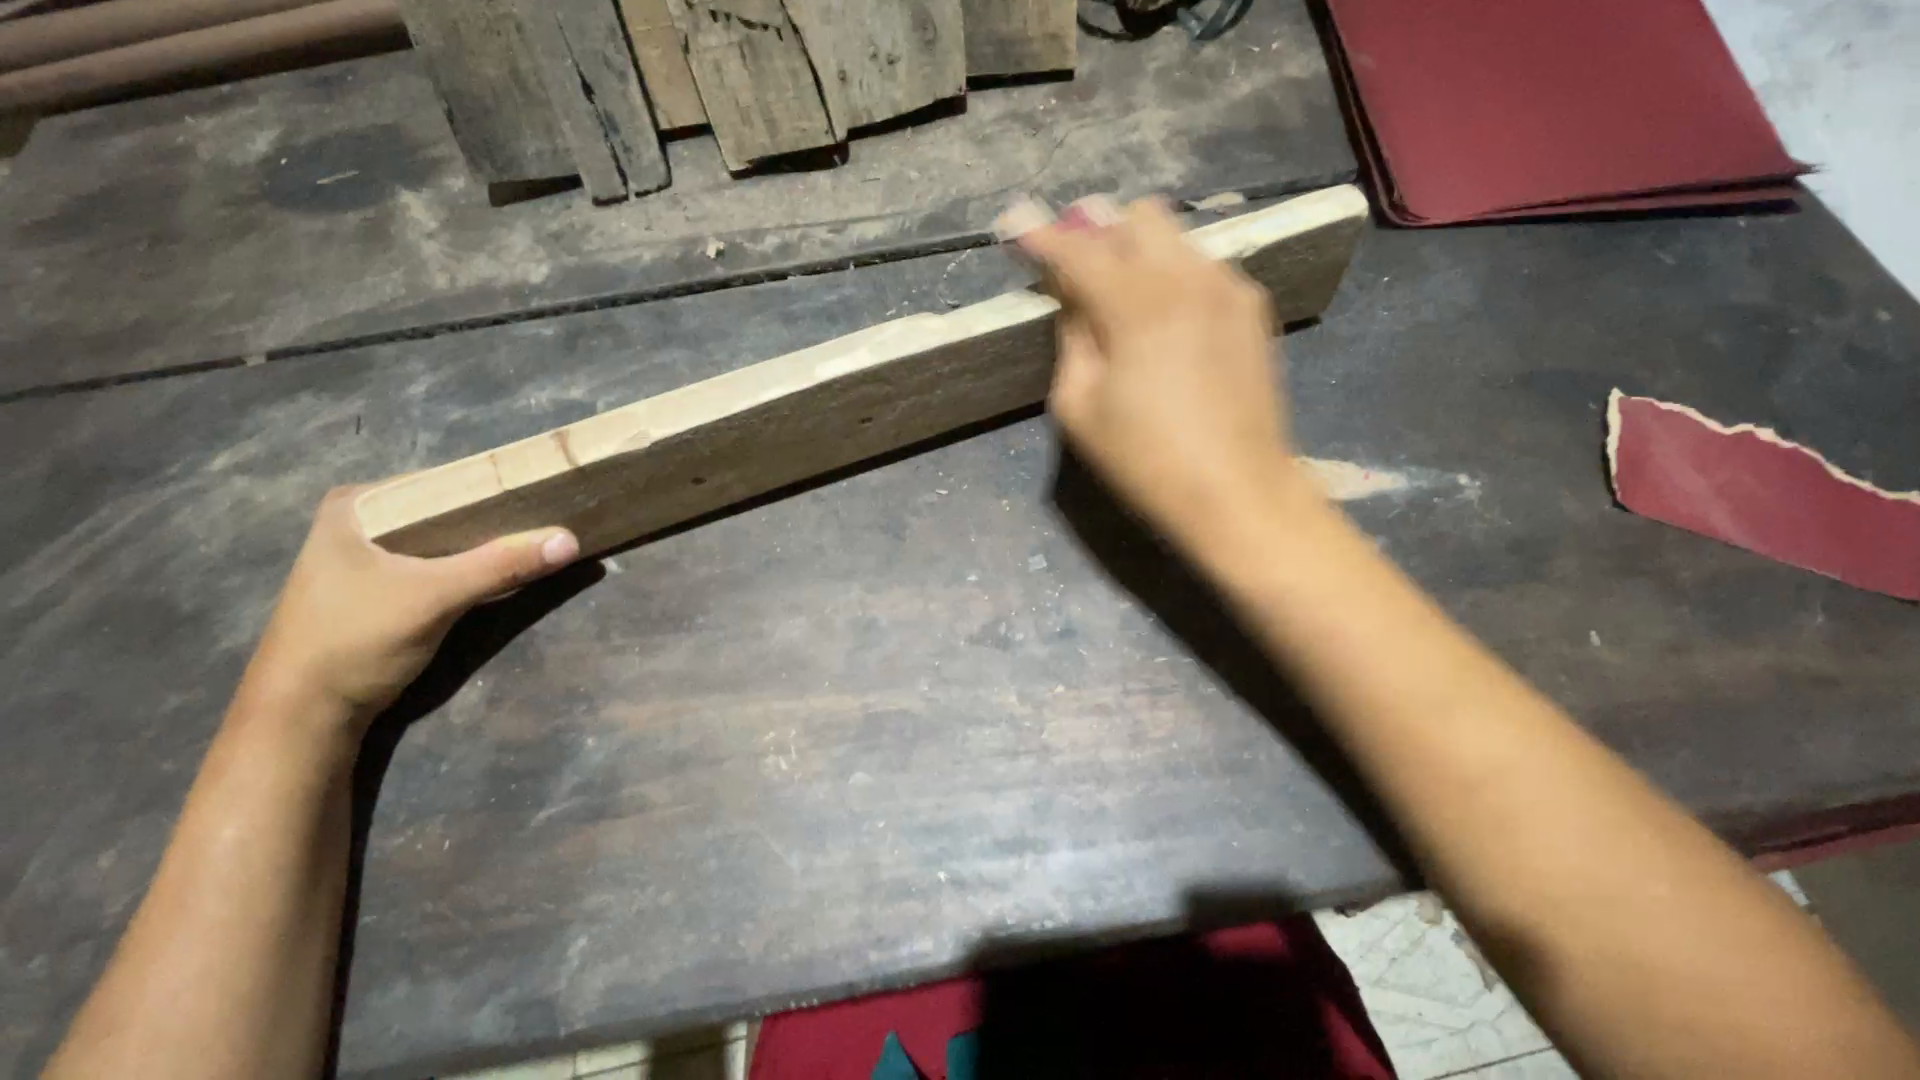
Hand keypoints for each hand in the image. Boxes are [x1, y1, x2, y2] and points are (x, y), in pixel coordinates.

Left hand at [245, 486, 580, 724]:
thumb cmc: (356, 640)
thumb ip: (501, 566)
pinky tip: (506, 573)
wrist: (306, 714)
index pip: (443, 481)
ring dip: (487, 548)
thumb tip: (571, 540)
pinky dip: (472, 570)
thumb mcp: (434, 597)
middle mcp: (362, 522)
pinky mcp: (382, 591)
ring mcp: (370, 559)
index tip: (548, 492)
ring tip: (541, 542)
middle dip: (496, 519)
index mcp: (358, 505)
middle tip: (554, 518)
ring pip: (446, 542)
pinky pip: (440, 567)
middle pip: (447, 512)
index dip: (496, 486)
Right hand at [1014, 196, 1318, 552]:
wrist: (1239, 491)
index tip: (1014, 222)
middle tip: (1078, 266)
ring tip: (1124, 299)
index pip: (1079, 250)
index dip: (1041, 235)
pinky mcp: (1252, 306)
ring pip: (1175, 236)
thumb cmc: (1146, 461)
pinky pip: (1202, 266)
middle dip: (1100, 231)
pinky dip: (1174, 276)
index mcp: (1137, 306)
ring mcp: (1227, 287)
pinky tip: (1167, 321)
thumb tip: (1072, 296)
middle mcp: (1187, 278)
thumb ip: (1072, 337)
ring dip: (1139, 252)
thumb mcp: (1079, 408)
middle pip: (1137, 217)